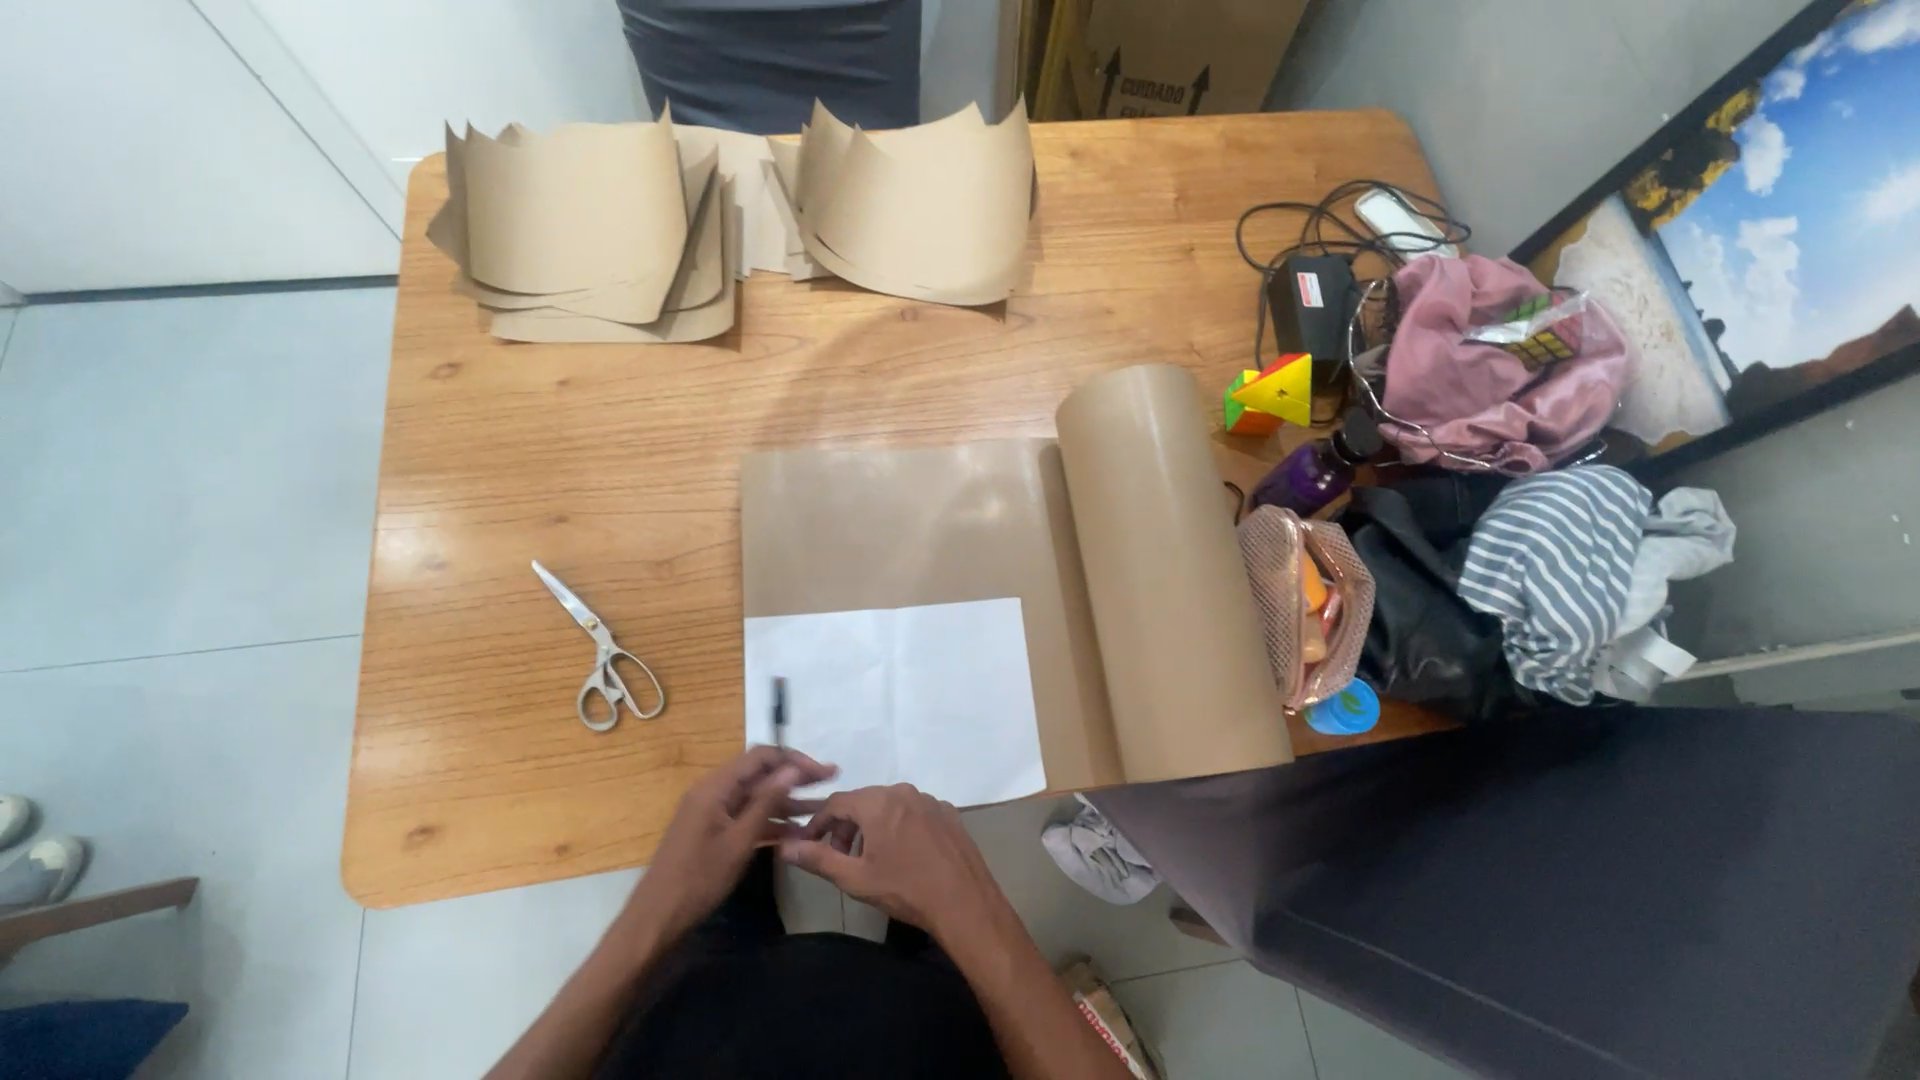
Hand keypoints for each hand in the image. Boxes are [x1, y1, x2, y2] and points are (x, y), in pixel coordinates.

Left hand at [632, 746, 836, 940]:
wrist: (656, 919)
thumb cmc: (698, 880)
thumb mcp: (739, 841)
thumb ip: (766, 802)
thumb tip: (793, 768)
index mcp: (715, 787)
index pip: (761, 757)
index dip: (794, 759)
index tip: (823, 772)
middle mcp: (713, 791)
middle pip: (760, 773)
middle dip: (795, 776)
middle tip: (831, 780)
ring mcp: (713, 811)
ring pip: (756, 796)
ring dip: (787, 801)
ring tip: (823, 807)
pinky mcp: (714, 830)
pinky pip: (747, 816)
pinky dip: (771, 820)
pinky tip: (798, 832)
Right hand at [778, 784, 1009, 945]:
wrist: (963, 901)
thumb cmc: (905, 889)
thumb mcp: (855, 878)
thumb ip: (818, 859)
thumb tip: (786, 847)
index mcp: (878, 802)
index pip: (837, 802)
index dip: (819, 823)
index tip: (810, 845)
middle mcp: (903, 791)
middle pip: (863, 801)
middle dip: (846, 827)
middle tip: (841, 857)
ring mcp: (929, 799)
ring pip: (889, 806)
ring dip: (873, 827)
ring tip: (871, 859)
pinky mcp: (947, 812)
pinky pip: (913, 812)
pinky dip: (900, 826)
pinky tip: (904, 855)